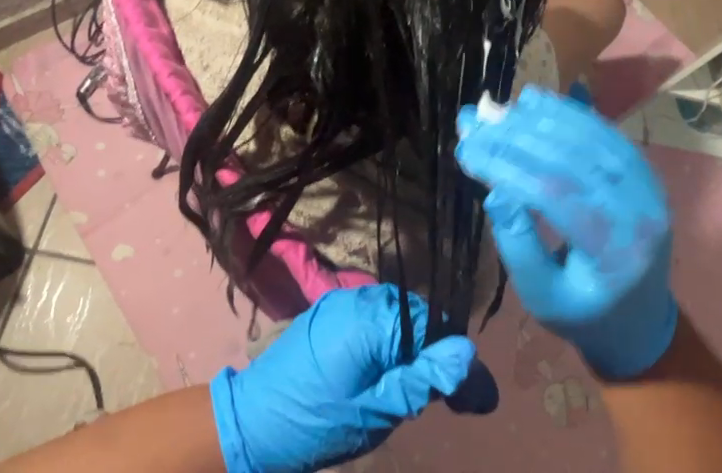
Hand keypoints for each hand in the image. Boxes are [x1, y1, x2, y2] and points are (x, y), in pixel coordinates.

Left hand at [209, 284, 494, 472]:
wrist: (250, 423)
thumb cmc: (317, 421)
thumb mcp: (377, 410)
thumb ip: (424, 379)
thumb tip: (468, 352)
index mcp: (371, 316)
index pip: (433, 324)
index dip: (454, 360)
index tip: (471, 399)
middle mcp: (358, 298)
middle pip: (416, 318)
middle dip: (435, 355)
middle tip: (449, 401)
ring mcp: (340, 302)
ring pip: (397, 319)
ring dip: (413, 351)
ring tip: (419, 392)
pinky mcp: (328, 314)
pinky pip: (373, 320)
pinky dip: (389, 344)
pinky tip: (389, 375)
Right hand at [456, 86, 676, 379]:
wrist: (641, 320)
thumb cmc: (582, 315)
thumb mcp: (542, 299)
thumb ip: (519, 248)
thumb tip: (495, 193)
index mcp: (612, 252)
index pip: (553, 194)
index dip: (506, 167)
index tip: (466, 151)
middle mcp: (638, 212)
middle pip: (572, 158)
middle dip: (517, 136)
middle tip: (475, 122)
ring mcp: (647, 188)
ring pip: (590, 137)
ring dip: (541, 118)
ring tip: (499, 110)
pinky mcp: (644, 173)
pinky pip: (605, 133)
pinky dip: (569, 114)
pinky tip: (536, 102)